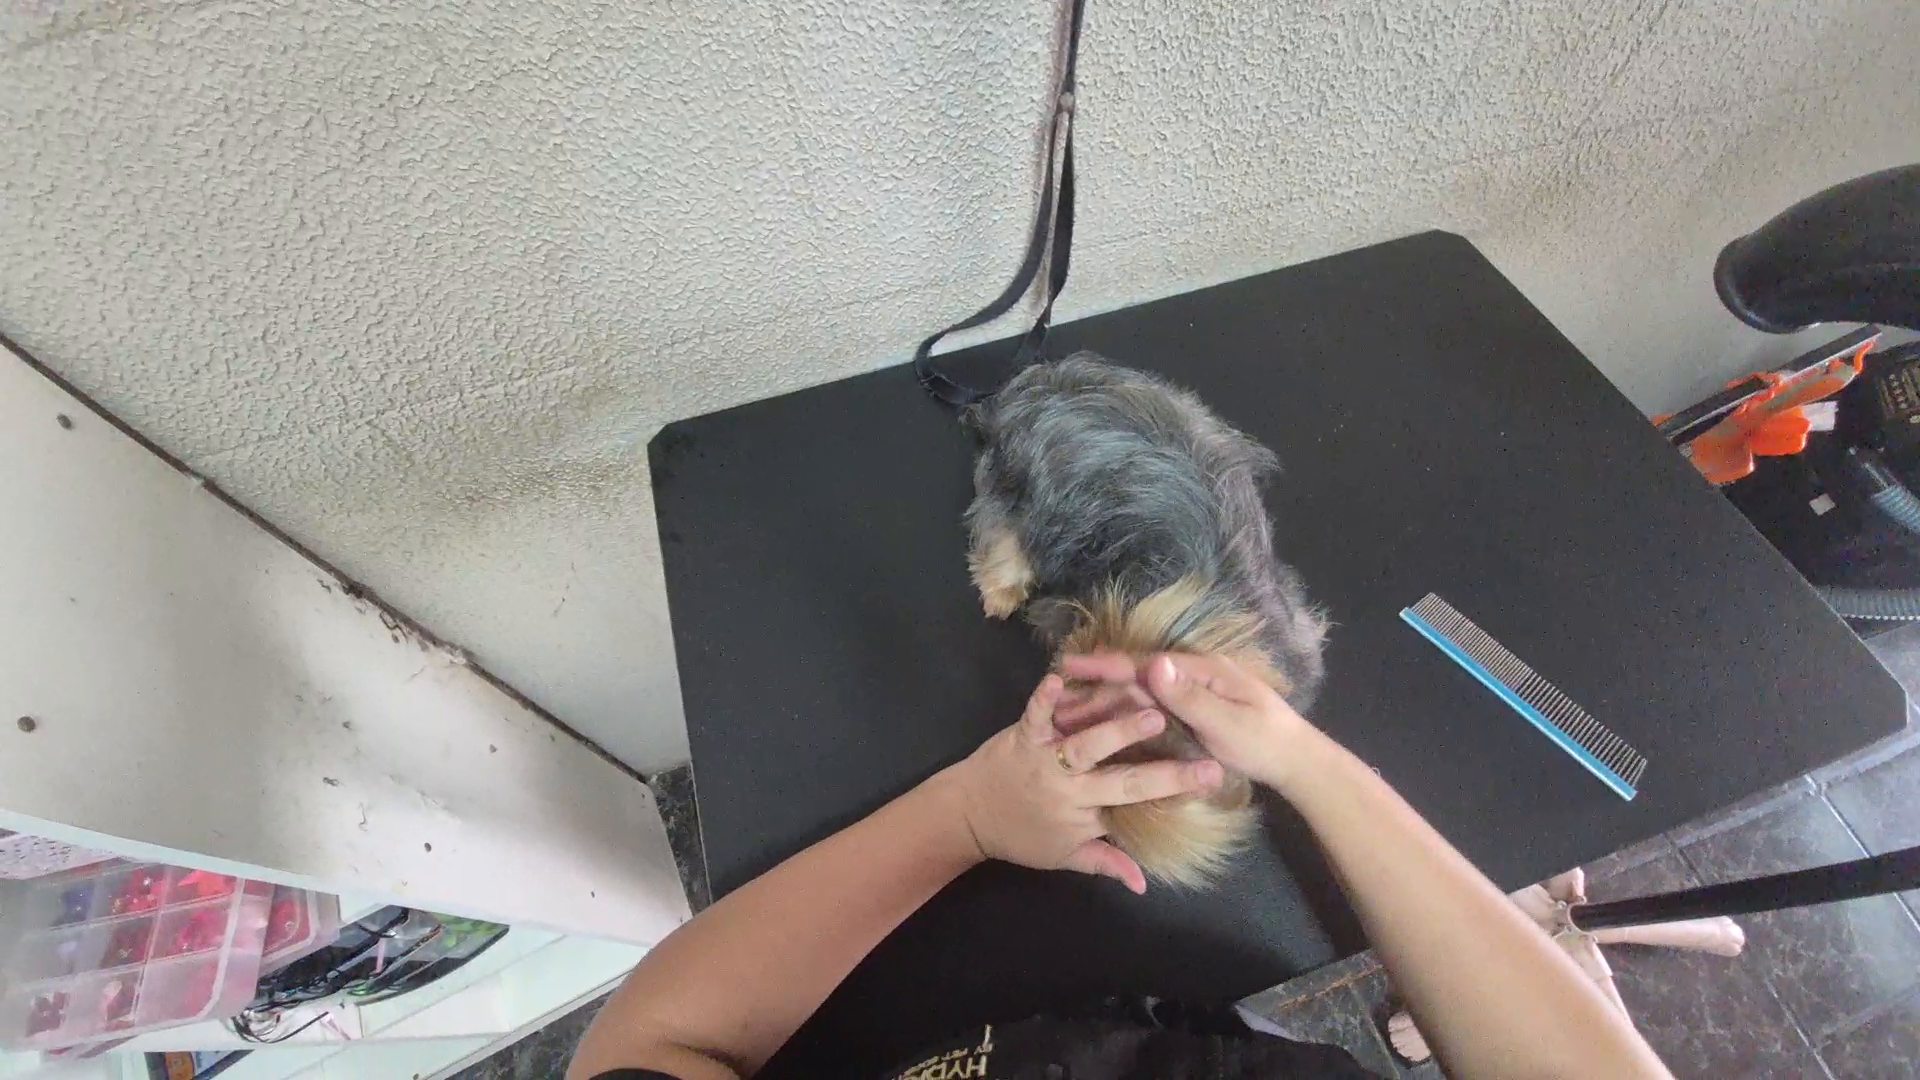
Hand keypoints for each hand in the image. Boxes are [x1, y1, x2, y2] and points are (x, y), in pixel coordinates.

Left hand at [943, 673, 1224, 893]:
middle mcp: (1069, 787)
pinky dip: (1045, 697)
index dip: (1176, 788)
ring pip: (1084, 743)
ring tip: (1146, 707)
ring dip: (1114, 726)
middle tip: (1196, 749)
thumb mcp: (1064, 857)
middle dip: (1157, 765)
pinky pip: (1035, 715)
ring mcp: (1045, 758)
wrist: (968, 816)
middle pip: (1118, 776)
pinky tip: (1059, 678)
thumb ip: (1106, 863)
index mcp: (1085, 814)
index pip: (1137, 802)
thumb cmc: (1021, 836)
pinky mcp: (1022, 735)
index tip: (1213, 776)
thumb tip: (1145, 884)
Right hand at [1058, 652, 1319, 792]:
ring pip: (1138, 693)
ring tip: (1068, 709)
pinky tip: (1102, 720)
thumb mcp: (1228, 723)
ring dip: (1104, 699)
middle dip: (1096, 685)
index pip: (1142, 663)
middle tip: (1057, 695)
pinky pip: (1148, 708)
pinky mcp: (1191, 711)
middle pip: (1134, 677)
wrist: (1299, 765)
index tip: (1069, 665)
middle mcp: (1190, 675)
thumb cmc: (1266, 743)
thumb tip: (1154, 664)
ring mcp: (1190, 693)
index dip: (1104, 664)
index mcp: (1199, 670)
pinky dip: (1122, 711)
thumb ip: (1190, 696)